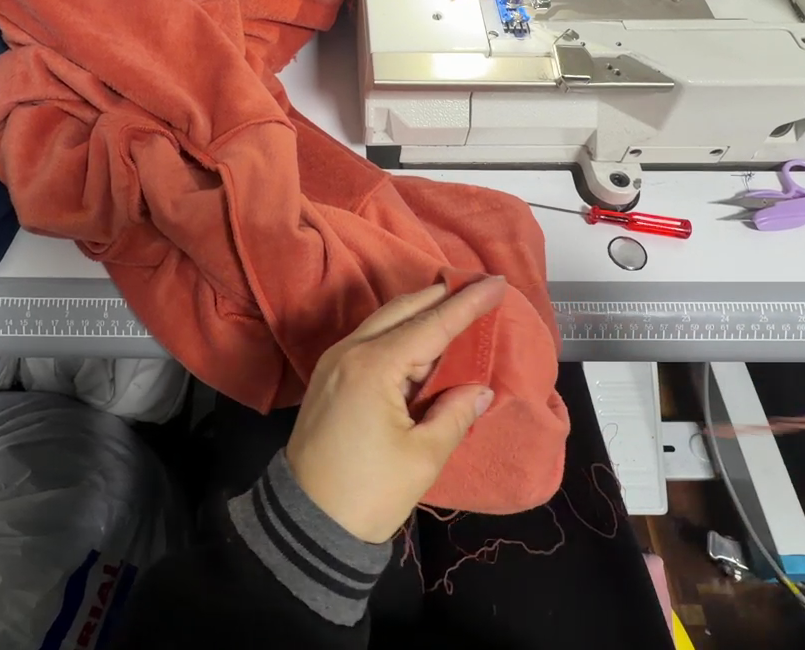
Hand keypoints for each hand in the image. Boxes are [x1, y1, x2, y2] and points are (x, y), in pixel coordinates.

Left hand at [285, 279, 506, 542]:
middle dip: (440, 297)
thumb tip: (479, 388)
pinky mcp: (329, 376)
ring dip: (419, 313)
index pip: (432, 325)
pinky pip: (370, 340)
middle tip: (476, 286)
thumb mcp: (423, 457)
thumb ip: (454, 413)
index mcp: (374, 365)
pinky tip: (421, 340)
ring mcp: (334, 361)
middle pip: (402, 311)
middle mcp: (350, 351)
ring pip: (383, 322)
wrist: (307, 523)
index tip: (497, 283)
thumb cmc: (369, 491)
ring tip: (454, 305)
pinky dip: (399, 333)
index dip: (467, 304)